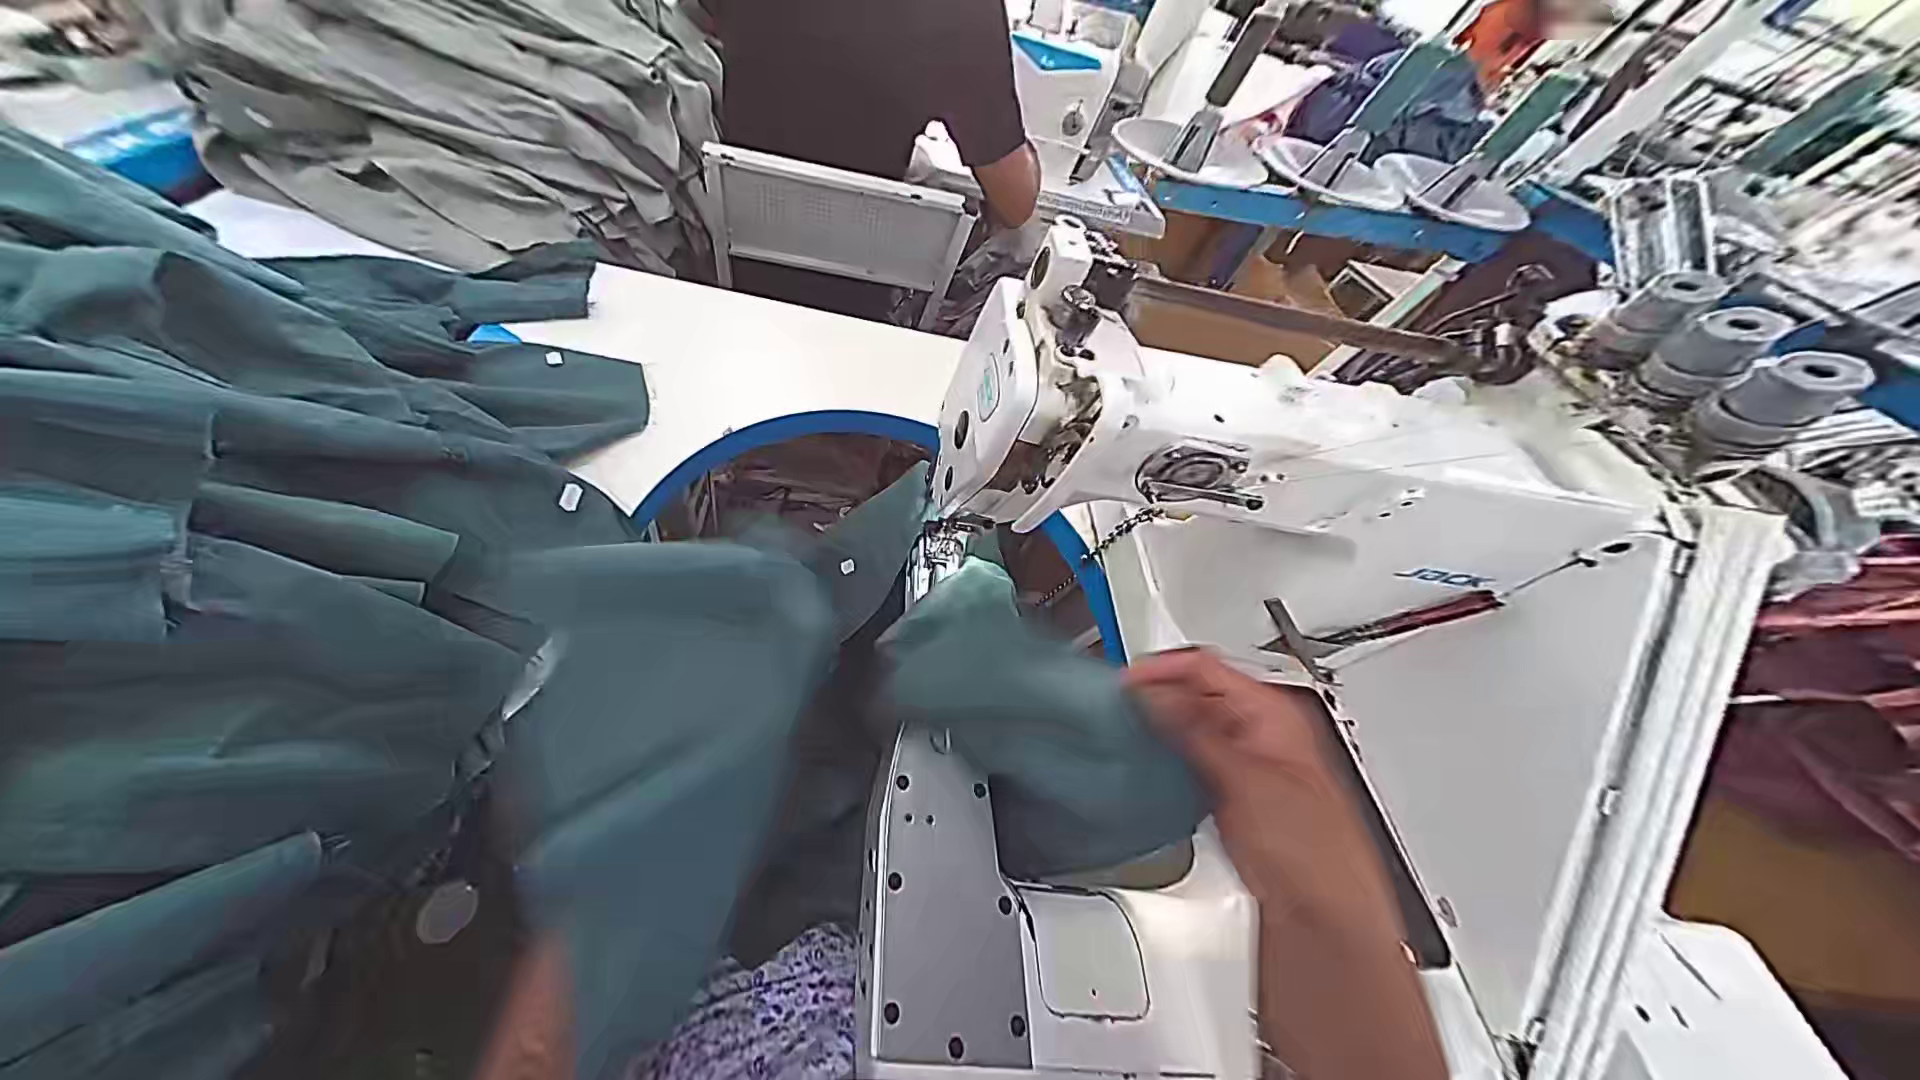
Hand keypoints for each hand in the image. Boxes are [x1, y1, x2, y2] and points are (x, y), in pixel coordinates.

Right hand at [1125, 648, 1380, 911]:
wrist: (1322, 915)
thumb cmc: (1314, 853)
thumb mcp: (1244, 780)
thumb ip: (1194, 732)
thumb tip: (1155, 695)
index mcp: (1272, 714)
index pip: (1207, 668)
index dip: (1164, 668)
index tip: (1127, 680)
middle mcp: (1257, 731)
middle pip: (1196, 691)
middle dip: (1158, 692)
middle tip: (1121, 702)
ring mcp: (1242, 758)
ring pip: (1189, 721)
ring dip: (1159, 721)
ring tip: (1128, 726)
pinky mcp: (1227, 786)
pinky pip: (1188, 752)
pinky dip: (1166, 749)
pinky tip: (1148, 756)